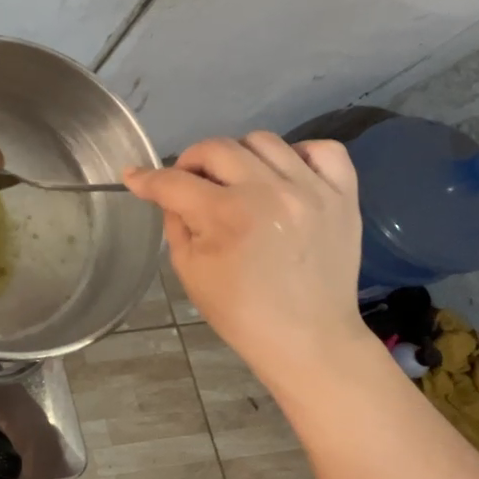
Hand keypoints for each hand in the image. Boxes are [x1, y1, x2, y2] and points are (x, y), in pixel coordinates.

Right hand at [123, 133, 371, 369]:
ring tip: (235, 181)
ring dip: (237, 156)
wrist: (307, 338)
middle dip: (189, 162)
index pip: (174, 181)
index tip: (134, 178)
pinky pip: (322, 150)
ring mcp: (312, 190)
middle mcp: (271, 192)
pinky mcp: (343, 196)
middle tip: (187, 183)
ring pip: (263, 141)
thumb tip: (170, 194)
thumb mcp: (188, 269)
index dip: (146, 179)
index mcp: (227, 215)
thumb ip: (176, 221)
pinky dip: (297, 155)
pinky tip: (283, 176)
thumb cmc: (240, 311)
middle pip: (216, 148)